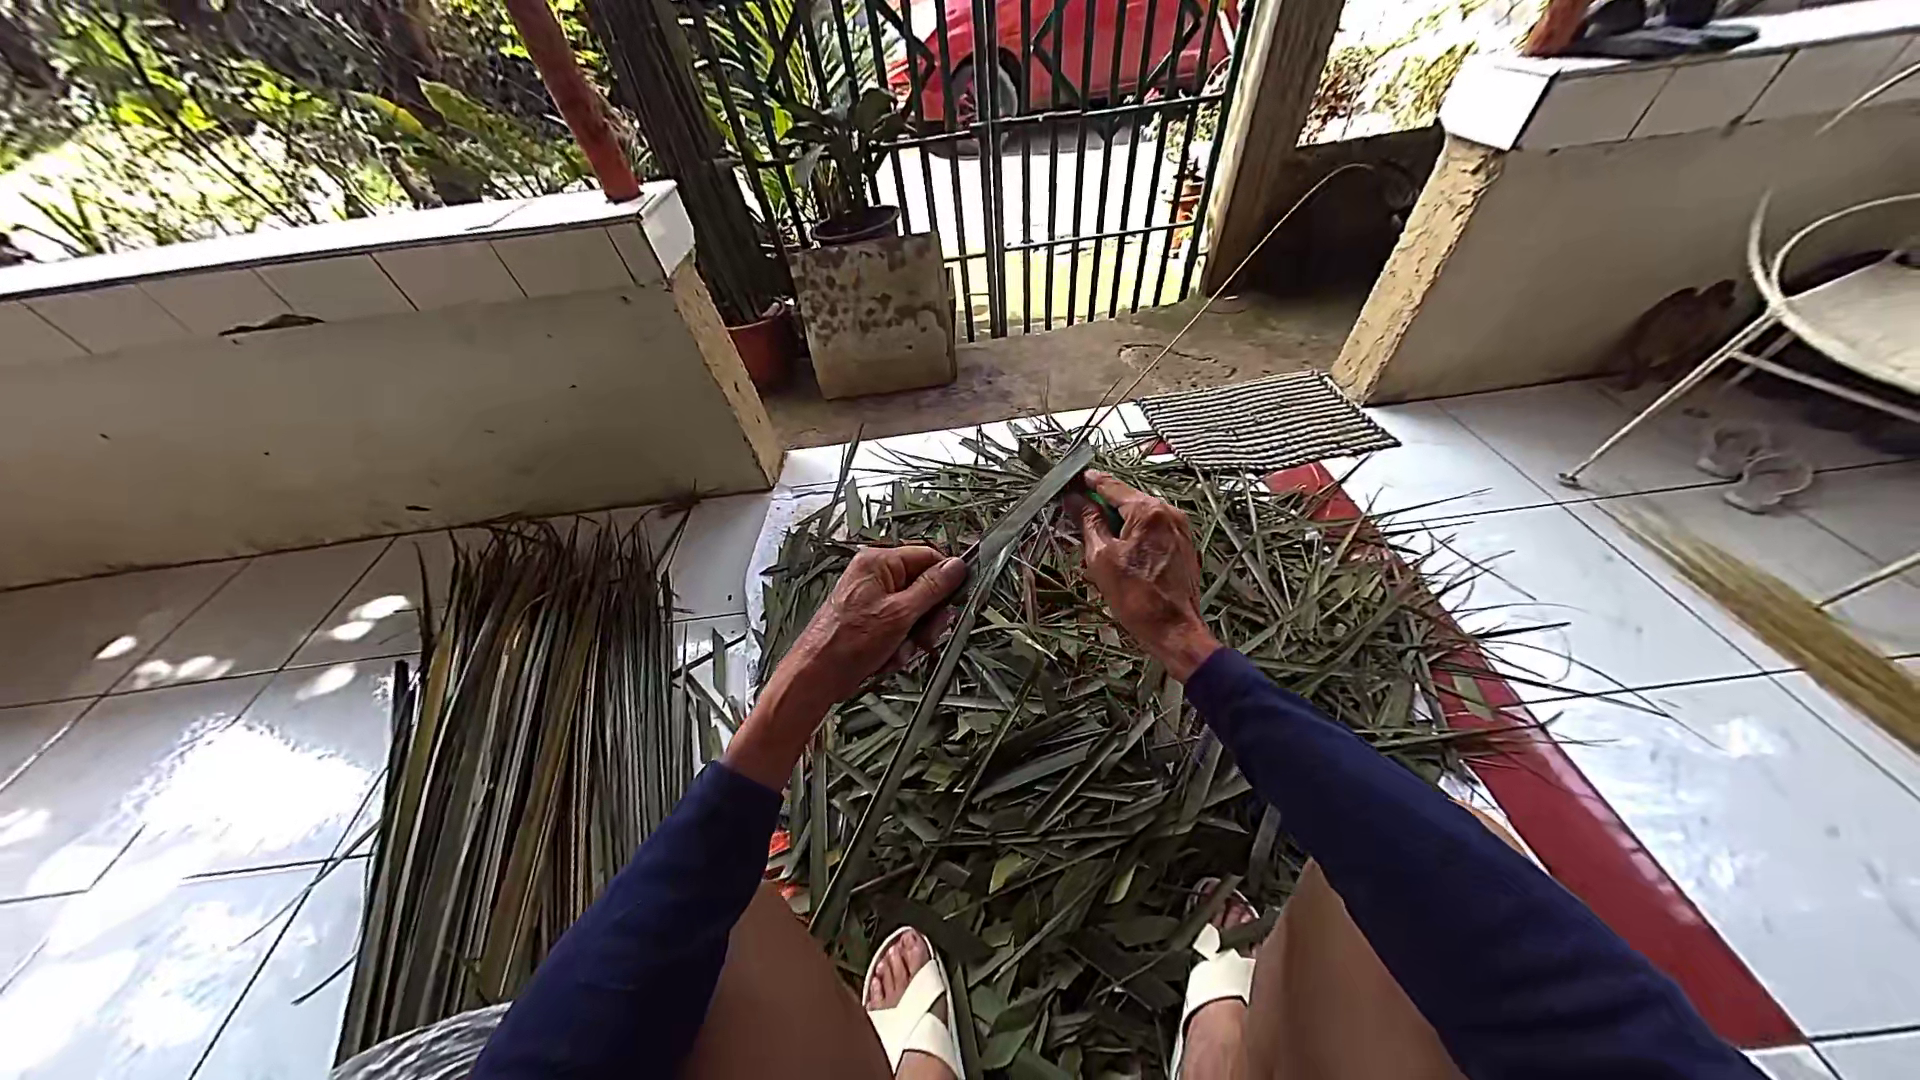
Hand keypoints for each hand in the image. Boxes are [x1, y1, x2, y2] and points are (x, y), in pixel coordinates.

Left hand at [723, 545, 965, 789]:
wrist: (816, 676)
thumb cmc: (846, 643)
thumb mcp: (901, 614)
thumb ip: (933, 588)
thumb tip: (956, 566)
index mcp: (879, 563)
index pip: (928, 557)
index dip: (945, 580)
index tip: (955, 600)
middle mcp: (875, 577)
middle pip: (924, 589)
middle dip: (927, 618)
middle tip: (924, 636)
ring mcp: (873, 601)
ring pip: (915, 614)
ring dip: (913, 638)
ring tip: (898, 650)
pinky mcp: (871, 622)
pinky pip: (900, 630)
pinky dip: (899, 647)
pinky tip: (886, 657)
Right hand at [1072, 470, 1220, 680]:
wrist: (1174, 630)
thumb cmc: (1138, 598)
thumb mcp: (1101, 557)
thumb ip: (1088, 522)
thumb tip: (1076, 502)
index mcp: (1148, 511)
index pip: (1111, 485)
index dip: (1088, 483)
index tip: (1072, 483)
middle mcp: (1168, 513)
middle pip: (1127, 499)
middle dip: (1102, 506)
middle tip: (1078, 515)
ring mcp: (1179, 529)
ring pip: (1140, 515)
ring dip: (1117, 523)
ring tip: (1097, 542)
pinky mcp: (1183, 545)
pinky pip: (1152, 529)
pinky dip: (1134, 534)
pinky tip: (1119, 554)